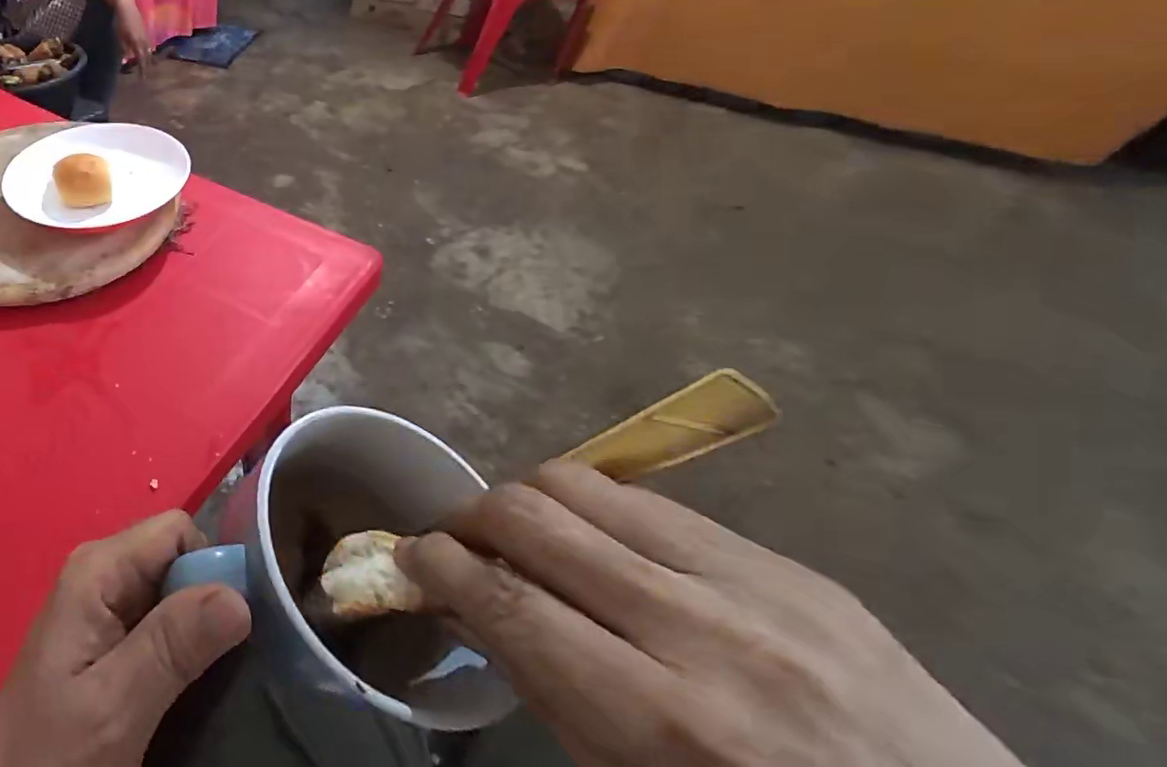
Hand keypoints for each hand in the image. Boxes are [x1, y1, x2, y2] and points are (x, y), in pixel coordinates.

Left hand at [0, 511, 250, 766]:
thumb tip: (238, 594)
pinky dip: (180, 648)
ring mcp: (103, 606)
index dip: (209, 570)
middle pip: (177, 558)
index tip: (226, 630)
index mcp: (97, 569)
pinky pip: (161, 622)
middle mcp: (101, 573)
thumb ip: (172, 646)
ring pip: (173, 593)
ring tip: (204, 680)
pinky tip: (182, 686)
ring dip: (195, 632)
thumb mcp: (113, 707)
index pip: (178, 531)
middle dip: (205, 602)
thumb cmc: (50, 756)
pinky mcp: (107, 639)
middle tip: (216, 664)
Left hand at [112, 0, 153, 69]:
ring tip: (147, 65)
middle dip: (147, 65)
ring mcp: (145, 34)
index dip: (142, 70)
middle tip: (146, 74)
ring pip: (148, 50)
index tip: (143, 79)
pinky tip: (146, 52)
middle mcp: (144, 40)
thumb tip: (126, 59)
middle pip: (147, 56)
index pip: (142, 60)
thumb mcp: (120, 35)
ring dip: (148, 58)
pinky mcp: (144, 30)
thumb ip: (124, 47)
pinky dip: (147, 50)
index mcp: (137, 42)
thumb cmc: (120, 20)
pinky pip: (147, 44)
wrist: (126, 5)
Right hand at [397, 462, 1022, 766]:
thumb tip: (476, 608)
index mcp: (666, 719)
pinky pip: (653, 504)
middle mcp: (705, 629)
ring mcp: (758, 582)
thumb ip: (550, 693)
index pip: (508, 601)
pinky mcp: (792, 562)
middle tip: (455, 538)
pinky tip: (600, 546)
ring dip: (525, 498)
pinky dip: (597, 514)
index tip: (410, 555)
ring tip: (517, 530)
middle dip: (469, 516)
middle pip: (534, 514)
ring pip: (584, 483)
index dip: (438, 564)